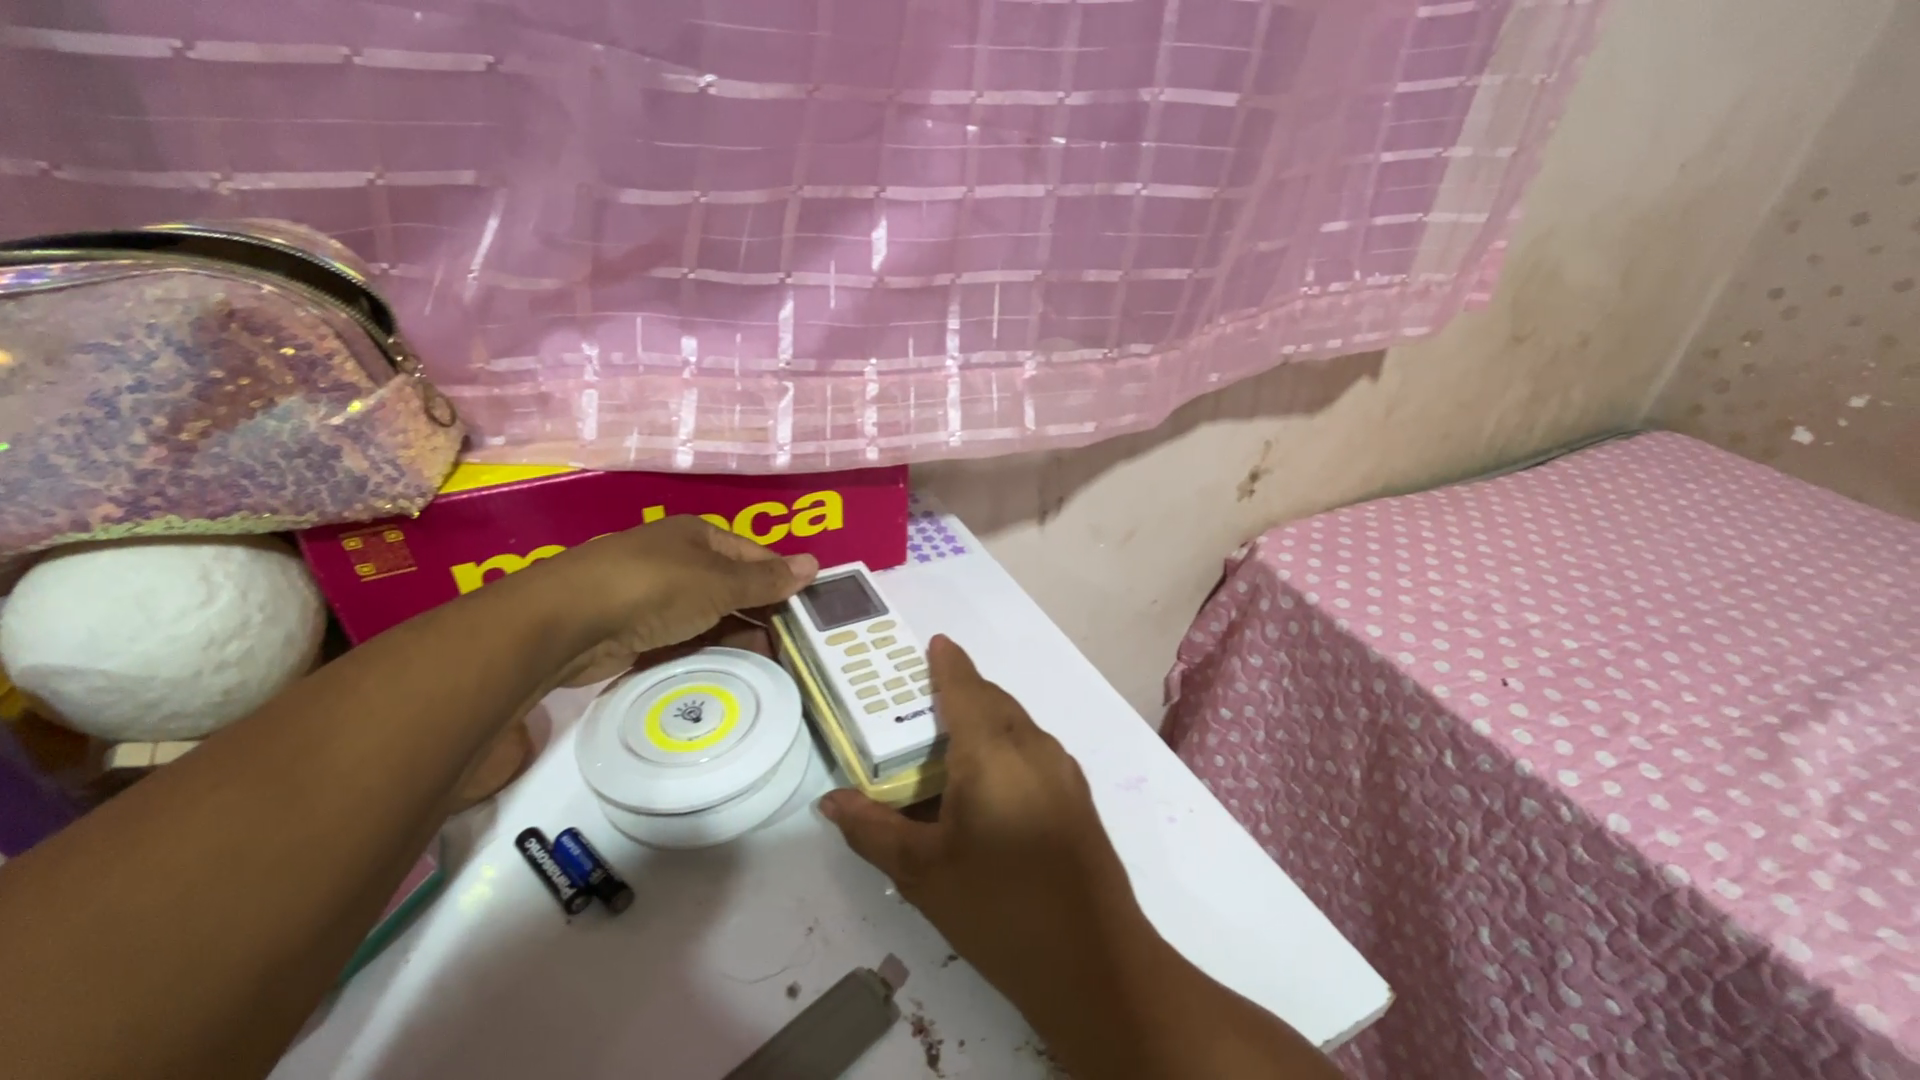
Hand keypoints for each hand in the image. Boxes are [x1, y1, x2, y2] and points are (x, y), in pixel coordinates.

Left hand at [502, 516, 816, 686]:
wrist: (569, 622)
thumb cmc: (654, 587)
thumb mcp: (720, 583)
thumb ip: (767, 581)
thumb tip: (814, 564)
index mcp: (699, 536)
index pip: (754, 556)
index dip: (782, 581)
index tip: (809, 615)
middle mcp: (678, 560)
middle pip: (733, 587)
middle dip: (762, 614)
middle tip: (795, 649)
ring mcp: (655, 597)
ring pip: (709, 616)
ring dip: (737, 636)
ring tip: (769, 665)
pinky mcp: (637, 631)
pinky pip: (684, 639)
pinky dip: (707, 651)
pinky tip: (727, 669)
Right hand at [818, 637, 1147, 1010]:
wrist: (1093, 964)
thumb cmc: (998, 910)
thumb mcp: (922, 872)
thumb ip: (873, 829)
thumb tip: (831, 801)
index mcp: (993, 752)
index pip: (966, 688)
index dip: (947, 664)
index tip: (932, 644)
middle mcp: (1034, 748)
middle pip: (994, 702)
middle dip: (960, 692)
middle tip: (919, 699)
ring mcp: (1064, 773)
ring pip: (1017, 726)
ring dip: (984, 720)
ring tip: (943, 742)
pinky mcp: (1077, 798)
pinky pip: (1033, 751)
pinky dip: (1004, 747)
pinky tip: (982, 783)